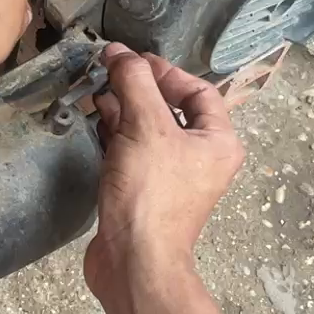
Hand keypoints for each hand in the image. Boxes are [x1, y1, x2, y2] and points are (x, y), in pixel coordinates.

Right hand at [84, 44, 244, 298]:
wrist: (134, 260)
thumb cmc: (150, 193)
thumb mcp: (146, 127)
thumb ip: (134, 83)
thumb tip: (118, 52)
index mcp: (218, 141)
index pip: (198, 91)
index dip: (165, 71)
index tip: (131, 60)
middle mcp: (200, 158)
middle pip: (171, 108)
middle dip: (139, 88)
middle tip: (108, 72)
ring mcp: (171, 177)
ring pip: (148, 129)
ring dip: (123, 108)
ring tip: (96, 92)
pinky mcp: (143, 191)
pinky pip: (132, 151)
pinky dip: (116, 133)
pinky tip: (96, 121)